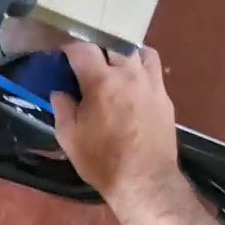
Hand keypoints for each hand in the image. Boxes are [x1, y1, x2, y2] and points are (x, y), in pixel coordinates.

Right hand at [51, 42, 181, 210]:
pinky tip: (133, 82)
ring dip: (123, 53)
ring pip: (137, 51)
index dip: (69, 50)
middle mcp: (128, 74)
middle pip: (112, 43)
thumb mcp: (69, 138)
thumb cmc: (102, 161)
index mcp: (100, 81)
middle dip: (97, 49)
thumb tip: (60, 91)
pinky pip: (153, 69)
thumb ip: (62, 108)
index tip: (62, 58)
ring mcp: (151, 83)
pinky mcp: (164, 96)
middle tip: (87, 64)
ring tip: (114, 67)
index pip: (82, 49)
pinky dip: (141, 67)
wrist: (145, 181)